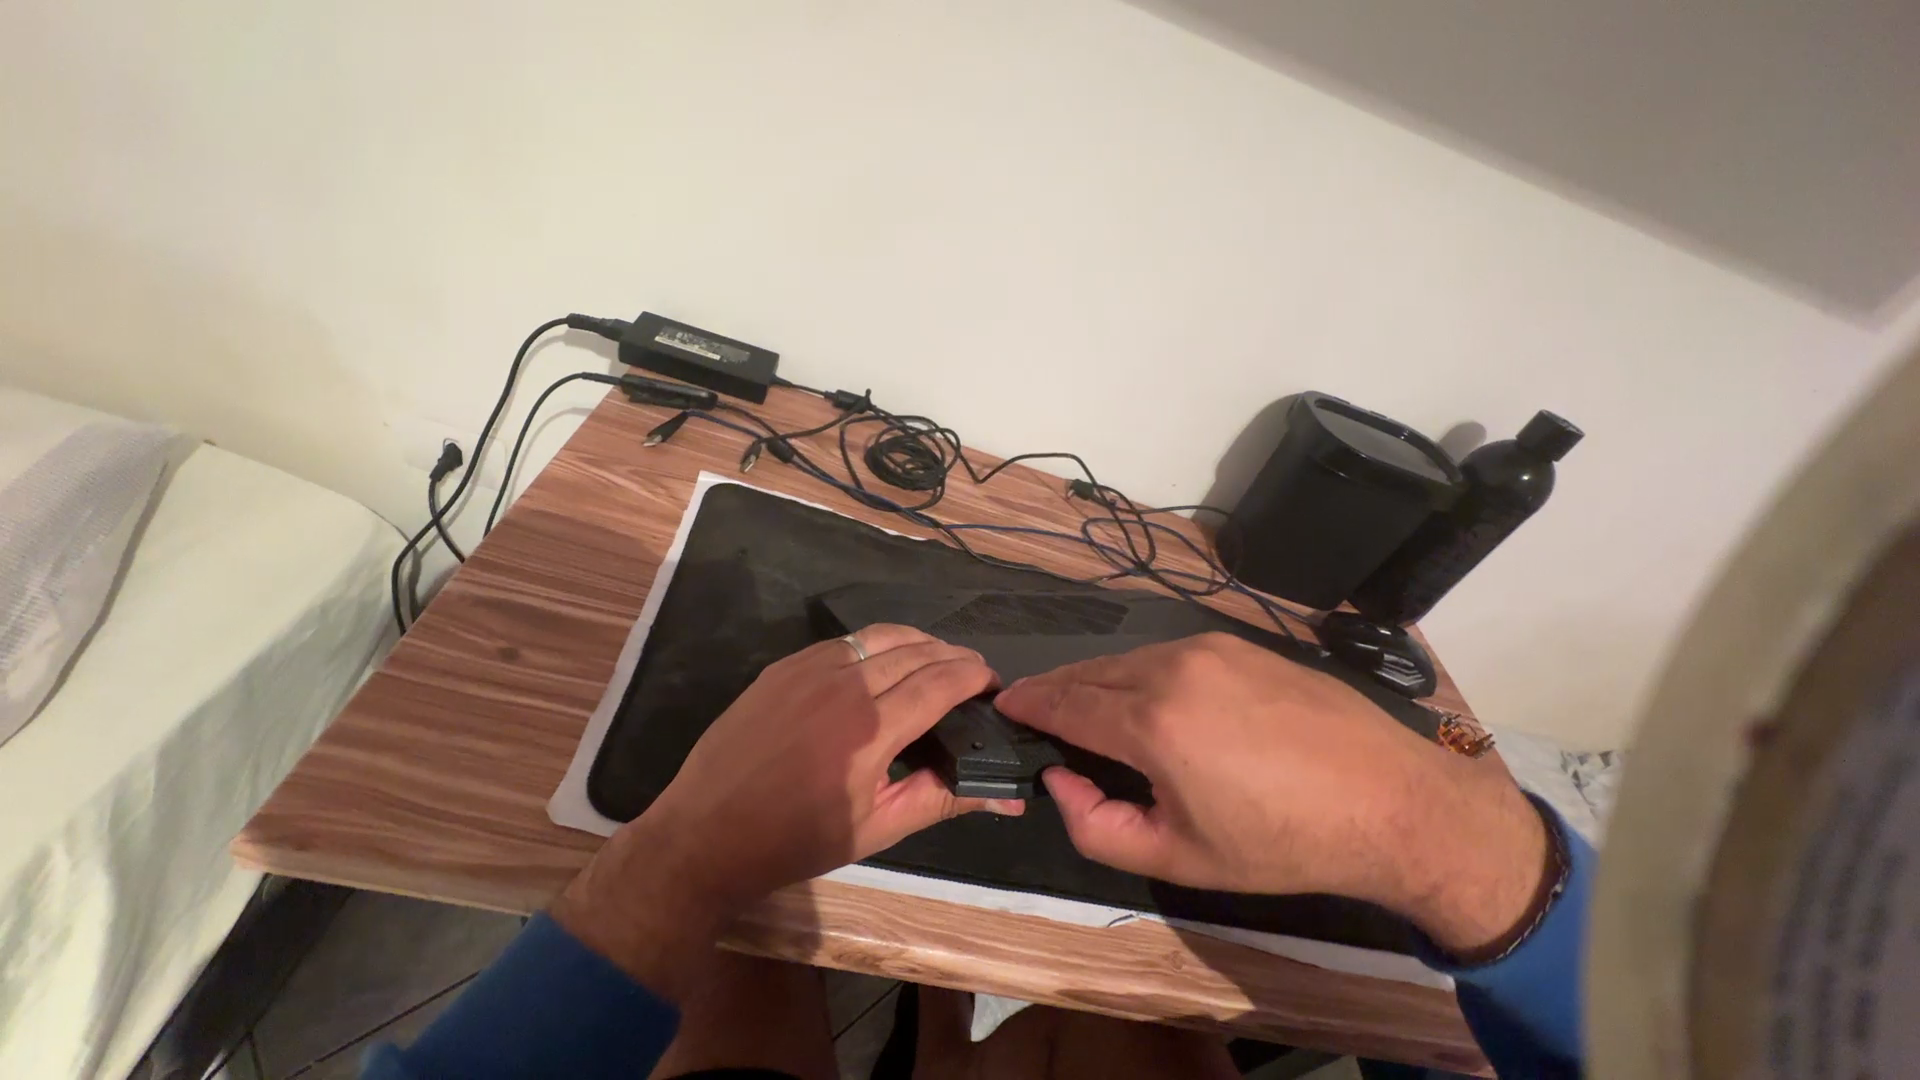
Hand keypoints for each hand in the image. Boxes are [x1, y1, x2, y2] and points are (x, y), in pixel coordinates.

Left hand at [552, 624, 1022, 995]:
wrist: (704, 835)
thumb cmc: (796, 842)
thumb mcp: (877, 828)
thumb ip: (942, 798)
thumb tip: (1008, 793)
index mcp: (871, 728)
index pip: (940, 682)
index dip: (974, 676)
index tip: (995, 685)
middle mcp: (844, 684)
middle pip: (916, 650)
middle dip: (954, 656)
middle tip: (973, 676)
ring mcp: (808, 668)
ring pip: (880, 635)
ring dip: (918, 643)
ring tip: (937, 662)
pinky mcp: (783, 667)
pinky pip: (844, 642)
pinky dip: (876, 645)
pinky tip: (883, 665)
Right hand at [994, 632, 1545, 953]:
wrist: (1392, 800)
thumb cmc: (1281, 842)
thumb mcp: (1179, 857)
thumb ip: (1096, 825)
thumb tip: (1057, 780)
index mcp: (1151, 722)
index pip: (1062, 703)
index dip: (1027, 705)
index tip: (1003, 706)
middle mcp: (1171, 667)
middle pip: (1088, 672)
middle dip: (1054, 690)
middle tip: (1035, 711)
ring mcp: (1208, 647)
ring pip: (1126, 660)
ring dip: (1097, 681)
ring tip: (1090, 710)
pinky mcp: (1238, 642)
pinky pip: (1166, 654)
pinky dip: (1139, 673)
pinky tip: (1150, 699)